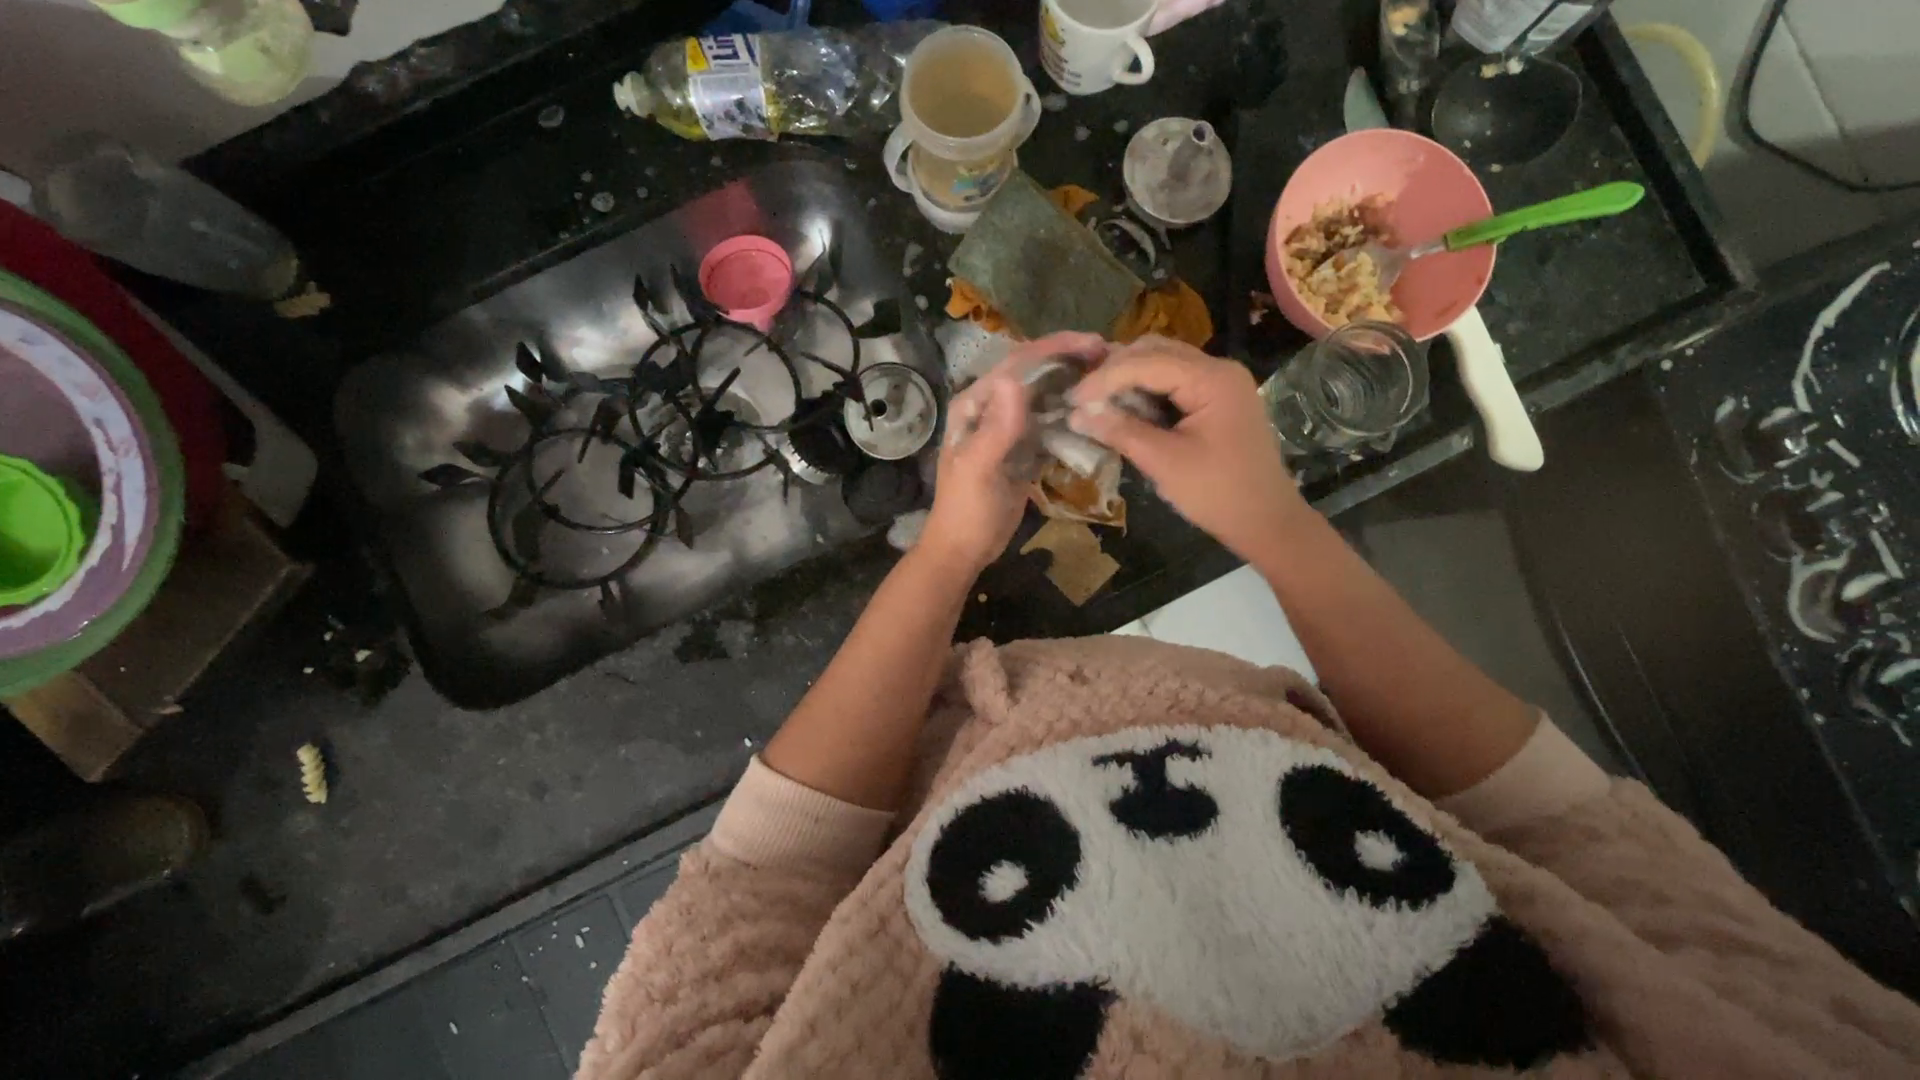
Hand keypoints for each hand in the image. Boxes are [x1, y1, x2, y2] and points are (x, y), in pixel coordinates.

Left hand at [922, 332, 1108, 572]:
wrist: (964, 550)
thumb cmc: (965, 511)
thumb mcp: (978, 469)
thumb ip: (995, 428)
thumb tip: (1013, 382)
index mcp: (974, 405)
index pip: (1016, 364)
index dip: (1054, 348)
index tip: (1094, 342)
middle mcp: (991, 409)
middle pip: (1033, 373)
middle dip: (1069, 360)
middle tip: (1113, 356)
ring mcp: (1009, 429)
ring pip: (1045, 396)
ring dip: (1074, 384)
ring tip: (1112, 376)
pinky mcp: (1024, 450)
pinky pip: (1050, 423)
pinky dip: (1072, 415)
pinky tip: (1098, 412)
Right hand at [1069, 335, 1308, 562]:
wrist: (1266, 521)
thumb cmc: (1218, 493)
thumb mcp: (1164, 462)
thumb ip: (1121, 431)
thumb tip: (1076, 414)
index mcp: (1212, 379)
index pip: (1146, 362)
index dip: (1105, 378)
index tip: (1072, 398)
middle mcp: (1219, 369)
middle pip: (1156, 350)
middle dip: (1115, 369)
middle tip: (1082, 395)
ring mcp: (1221, 382)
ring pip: (1164, 362)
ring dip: (1129, 376)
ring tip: (1097, 400)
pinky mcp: (1218, 399)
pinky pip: (1176, 381)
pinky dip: (1147, 389)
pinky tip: (1124, 406)